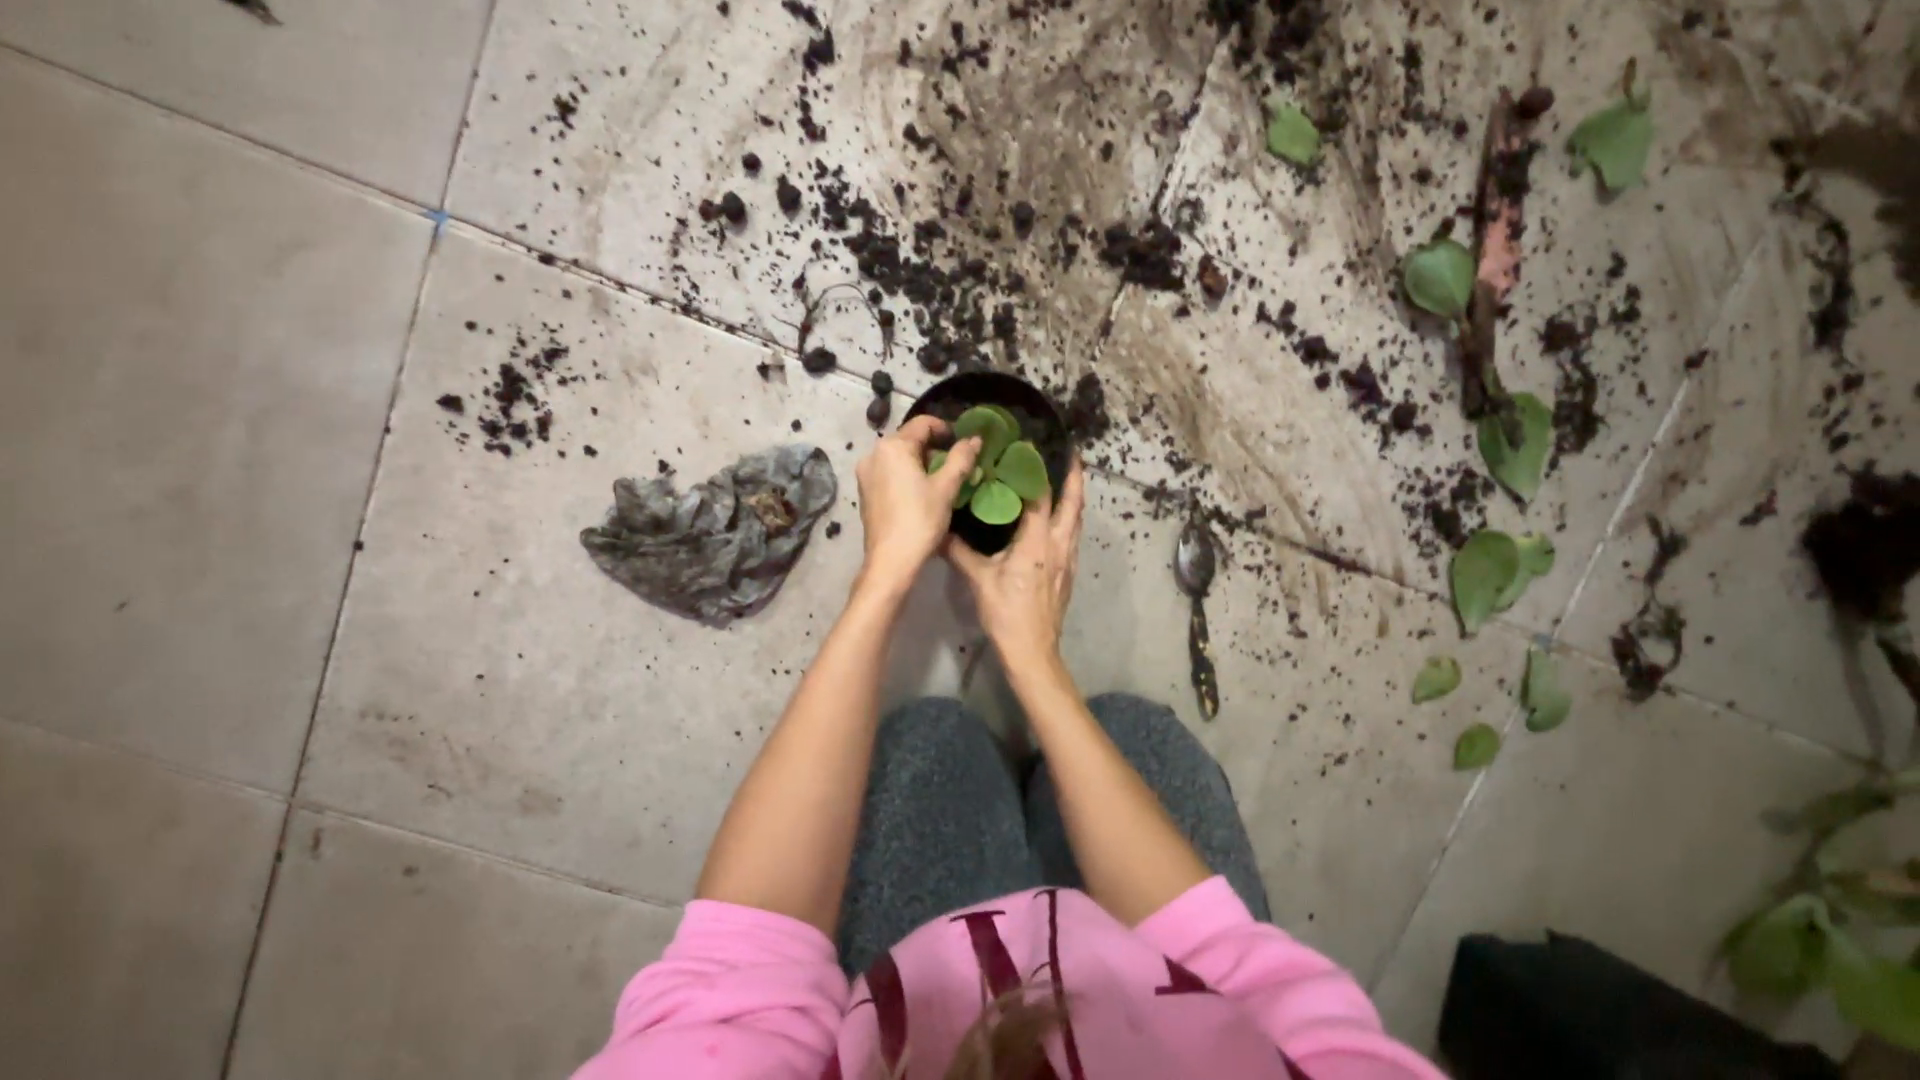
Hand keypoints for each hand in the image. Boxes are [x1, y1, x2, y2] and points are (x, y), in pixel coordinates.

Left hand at [854, 415, 982, 590]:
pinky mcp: (865, 491)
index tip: (962, 446)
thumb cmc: (920, 520)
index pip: (923, 423)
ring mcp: (865, 473)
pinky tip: (920, 494)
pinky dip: (906, 475)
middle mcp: (873, 454)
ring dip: (921, 463)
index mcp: (893, 447)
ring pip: (898, 457)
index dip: (946, 429)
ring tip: (940, 482)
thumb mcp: (946, 488)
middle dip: (934, 449)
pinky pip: (889, 472)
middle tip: (955, 467)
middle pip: (909, 439)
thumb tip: (975, 439)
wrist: (890, 560)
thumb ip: (961, 458)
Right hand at [946, 458, 1085, 665]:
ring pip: (1077, 520)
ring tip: (1067, 479)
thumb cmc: (1006, 613)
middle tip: (1070, 454)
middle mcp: (1060, 545)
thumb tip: (939, 530)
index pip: (1042, 496)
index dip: (1038, 471)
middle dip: (1074, 477)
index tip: (1034, 449)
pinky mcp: (1069, 573)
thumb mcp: (979, 579)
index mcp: (1038, 541)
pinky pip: (1073, 536)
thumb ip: (959, 551)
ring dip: (1074, 498)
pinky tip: (1058, 520)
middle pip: (1074, 503)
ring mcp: (1068, 560)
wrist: (1032, 651)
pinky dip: (1070, 519)